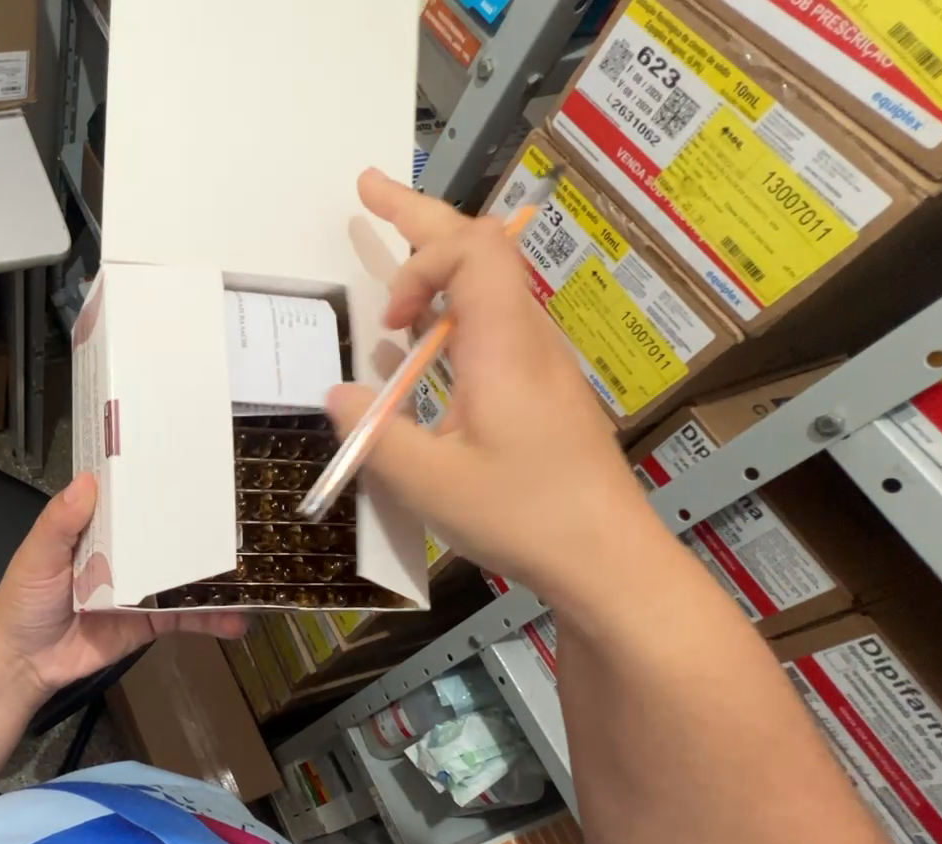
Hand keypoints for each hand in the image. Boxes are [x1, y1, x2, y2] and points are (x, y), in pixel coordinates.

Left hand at [0, 474, 248, 695]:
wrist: (23, 661)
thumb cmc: (24, 599)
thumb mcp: (37, 555)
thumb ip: (60, 523)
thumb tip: (88, 480)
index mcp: (100, 527)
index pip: (134, 496)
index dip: (161, 481)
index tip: (199, 462)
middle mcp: (126, 552)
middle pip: (170, 533)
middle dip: (204, 524)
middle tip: (247, 512)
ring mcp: (142, 587)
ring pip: (186, 575)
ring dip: (219, 574)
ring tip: (258, 569)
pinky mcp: (150, 621)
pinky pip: (185, 617)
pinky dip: (212, 620)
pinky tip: (238, 621)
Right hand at [327, 170, 662, 608]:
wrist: (604, 556)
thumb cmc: (520, 515)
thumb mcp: (427, 482)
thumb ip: (371, 434)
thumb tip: (337, 396)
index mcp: (503, 349)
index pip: (471, 251)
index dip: (419, 261)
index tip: (387, 323)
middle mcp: (526, 340)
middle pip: (480, 248)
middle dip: (418, 215)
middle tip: (366, 188)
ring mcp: (538, 362)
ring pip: (489, 282)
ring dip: (435, 259)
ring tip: (389, 241)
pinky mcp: (538, 387)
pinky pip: (491, 322)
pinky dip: (448, 304)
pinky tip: (420, 337)